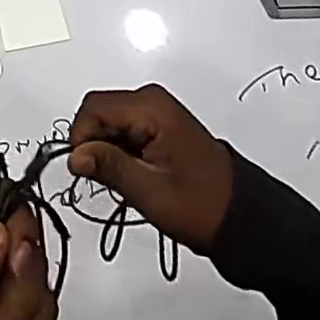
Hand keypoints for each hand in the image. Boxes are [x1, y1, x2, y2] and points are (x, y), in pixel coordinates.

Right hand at [67, 84, 234, 253]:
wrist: (243, 218)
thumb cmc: (205, 204)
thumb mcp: (151, 191)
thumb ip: (109, 167)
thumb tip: (75, 155)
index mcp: (150, 106)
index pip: (93, 108)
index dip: (82, 138)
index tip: (85, 168)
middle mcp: (150, 100)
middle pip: (98, 112)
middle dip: (94, 144)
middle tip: (105, 178)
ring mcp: (154, 111)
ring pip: (107, 122)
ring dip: (107, 150)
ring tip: (126, 180)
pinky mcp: (156, 124)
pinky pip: (121, 130)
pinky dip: (119, 152)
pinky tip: (133, 174)